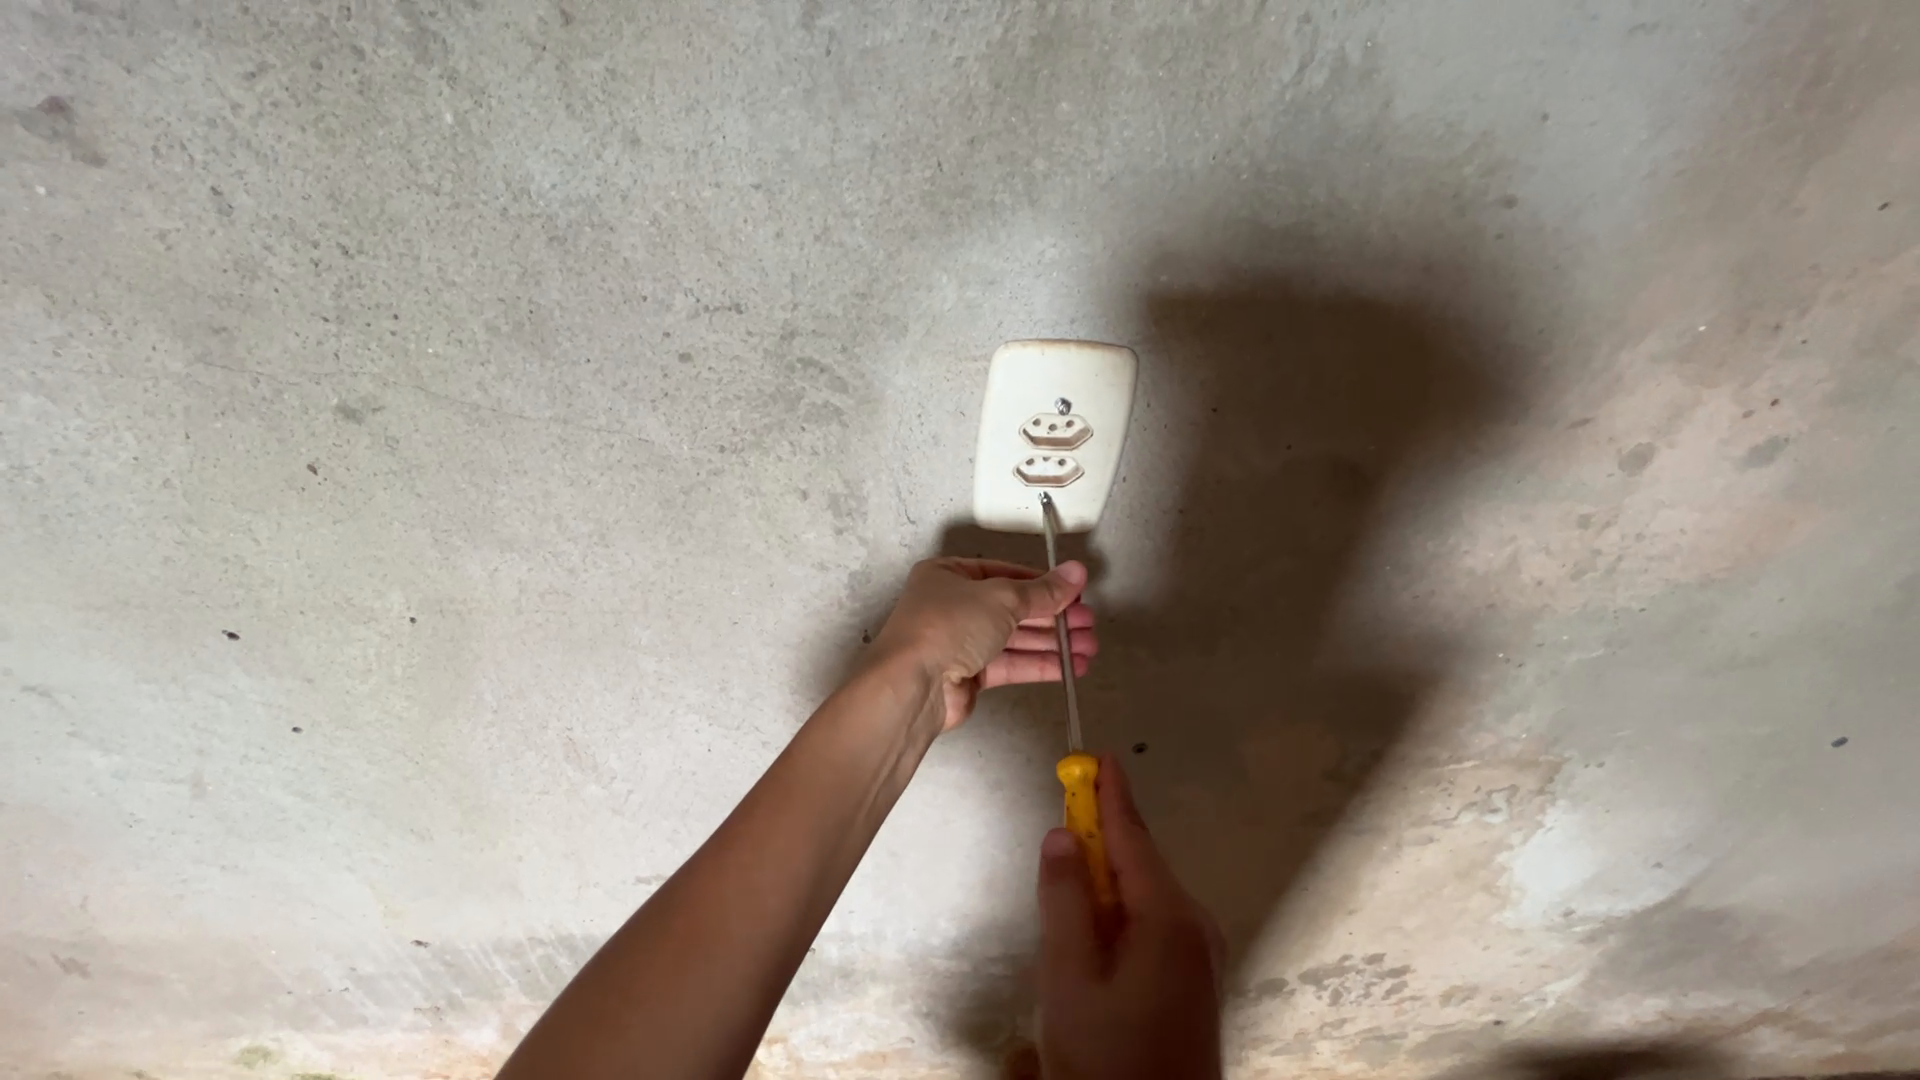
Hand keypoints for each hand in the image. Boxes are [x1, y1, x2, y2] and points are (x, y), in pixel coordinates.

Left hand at [868, 557, 1095, 731]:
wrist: (913, 685)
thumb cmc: (945, 627)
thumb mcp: (1002, 598)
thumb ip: (1043, 590)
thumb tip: (1076, 572)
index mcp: (950, 575)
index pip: (1005, 574)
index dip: (1042, 583)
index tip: (1075, 592)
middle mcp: (952, 607)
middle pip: (1013, 608)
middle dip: (1053, 616)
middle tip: (1088, 623)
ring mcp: (959, 643)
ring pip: (1014, 639)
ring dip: (1053, 643)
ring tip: (1088, 648)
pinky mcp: (968, 676)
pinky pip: (1010, 665)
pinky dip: (1040, 665)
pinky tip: (1069, 667)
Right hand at [1037, 756, 1223, 1079]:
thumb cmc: (1105, 1057)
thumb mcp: (1069, 978)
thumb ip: (1064, 899)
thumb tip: (1062, 834)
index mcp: (1169, 917)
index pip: (1132, 836)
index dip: (1109, 794)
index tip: (1097, 754)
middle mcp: (1195, 924)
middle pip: (1139, 863)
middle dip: (1099, 840)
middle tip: (1062, 827)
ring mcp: (1200, 954)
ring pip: (1143, 895)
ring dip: (1104, 884)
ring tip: (1067, 908)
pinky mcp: (1194, 978)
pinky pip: (1152, 923)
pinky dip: (1118, 913)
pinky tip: (1093, 941)